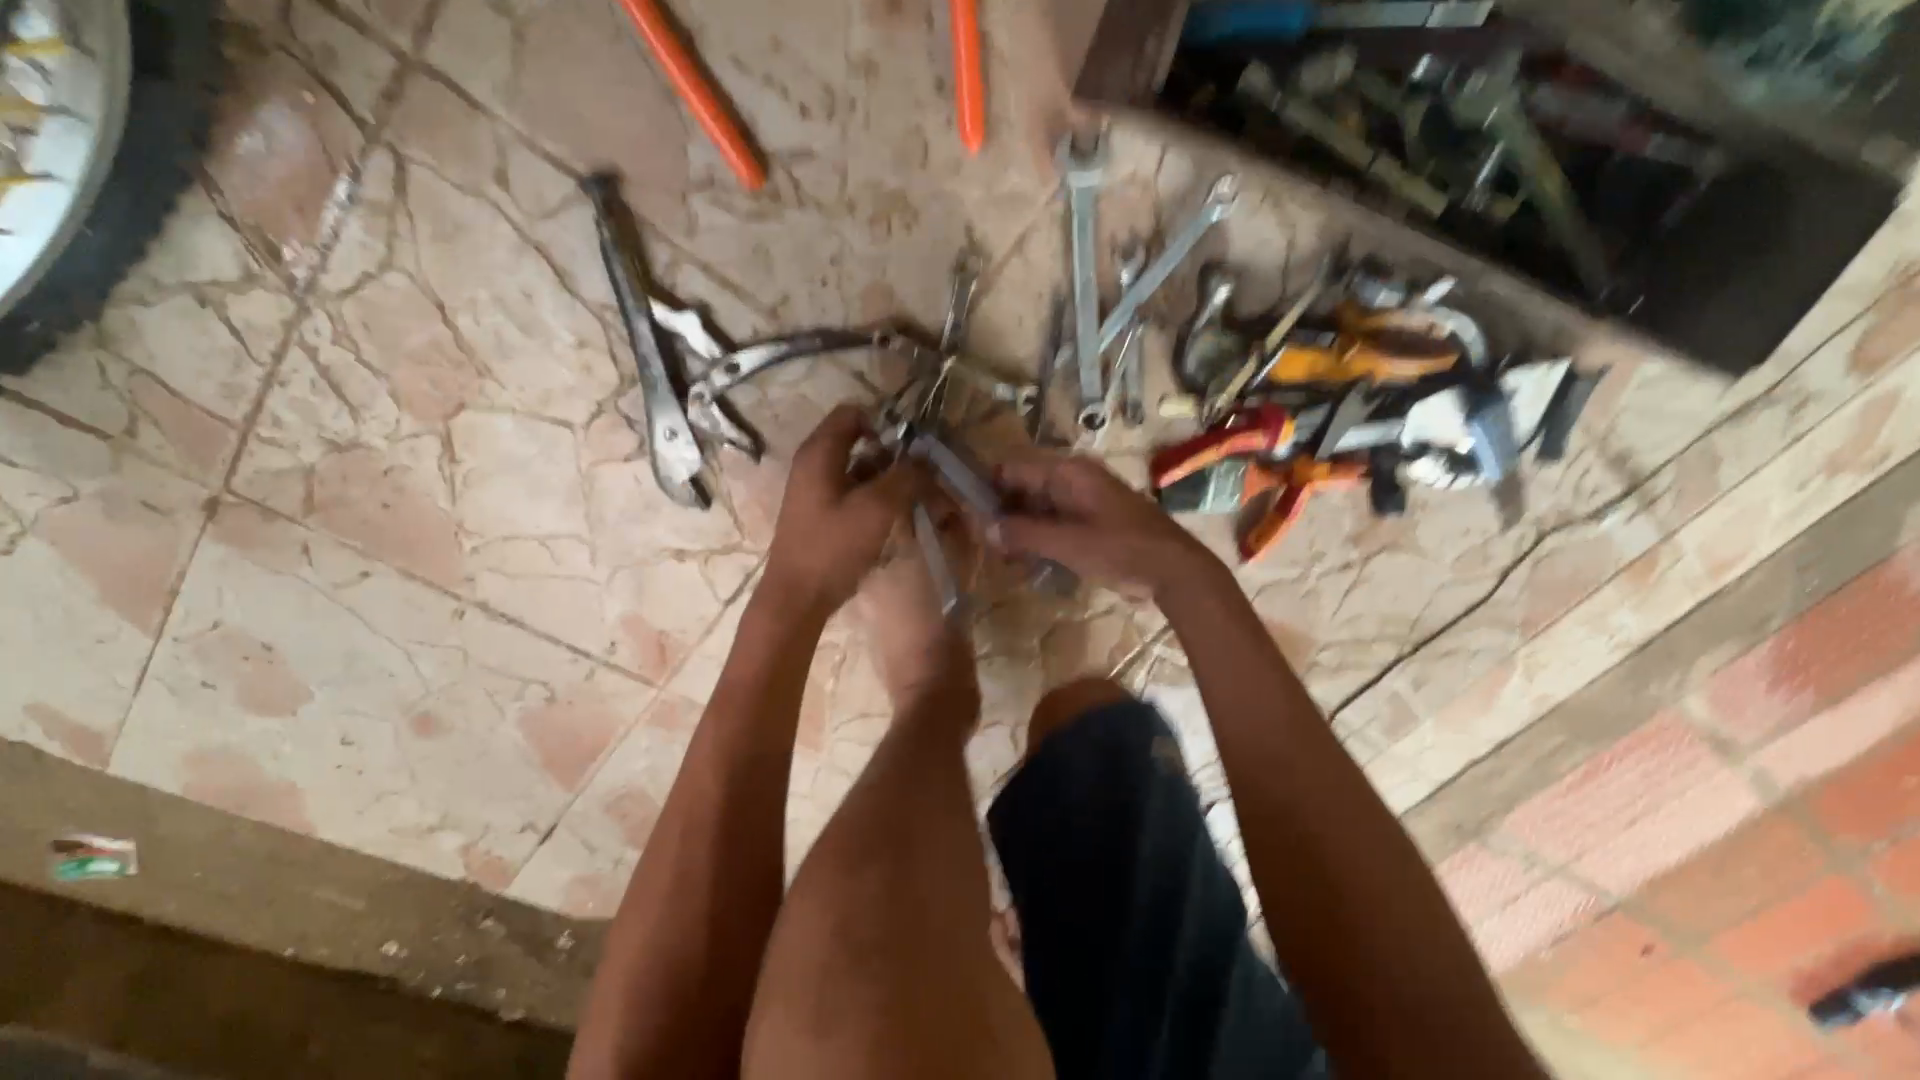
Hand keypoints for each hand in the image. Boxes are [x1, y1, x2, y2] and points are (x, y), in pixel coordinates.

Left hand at [763, 404, 922, 616]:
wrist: (797, 598)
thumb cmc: (833, 547)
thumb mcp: (877, 508)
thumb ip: (906, 476)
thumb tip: (927, 457)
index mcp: (819, 452)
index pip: (853, 412)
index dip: (885, 421)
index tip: (912, 445)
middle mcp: (814, 464)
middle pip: (859, 441)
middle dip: (894, 454)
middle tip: (924, 474)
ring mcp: (816, 490)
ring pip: (860, 470)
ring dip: (889, 480)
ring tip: (918, 499)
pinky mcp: (822, 515)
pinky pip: (854, 494)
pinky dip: (876, 499)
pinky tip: (897, 519)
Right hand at [992, 455, 1221, 596]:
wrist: (1175, 571)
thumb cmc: (1122, 550)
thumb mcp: (1068, 543)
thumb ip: (1024, 534)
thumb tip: (984, 527)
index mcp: (1068, 472)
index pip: (1012, 468)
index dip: (987, 488)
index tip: (968, 515)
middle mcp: (1073, 480)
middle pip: (1023, 489)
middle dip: (1002, 514)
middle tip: (984, 545)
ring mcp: (1084, 502)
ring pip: (1037, 509)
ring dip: (1019, 532)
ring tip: (1004, 560)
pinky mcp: (1092, 524)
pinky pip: (1055, 525)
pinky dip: (1039, 540)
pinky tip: (1027, 564)